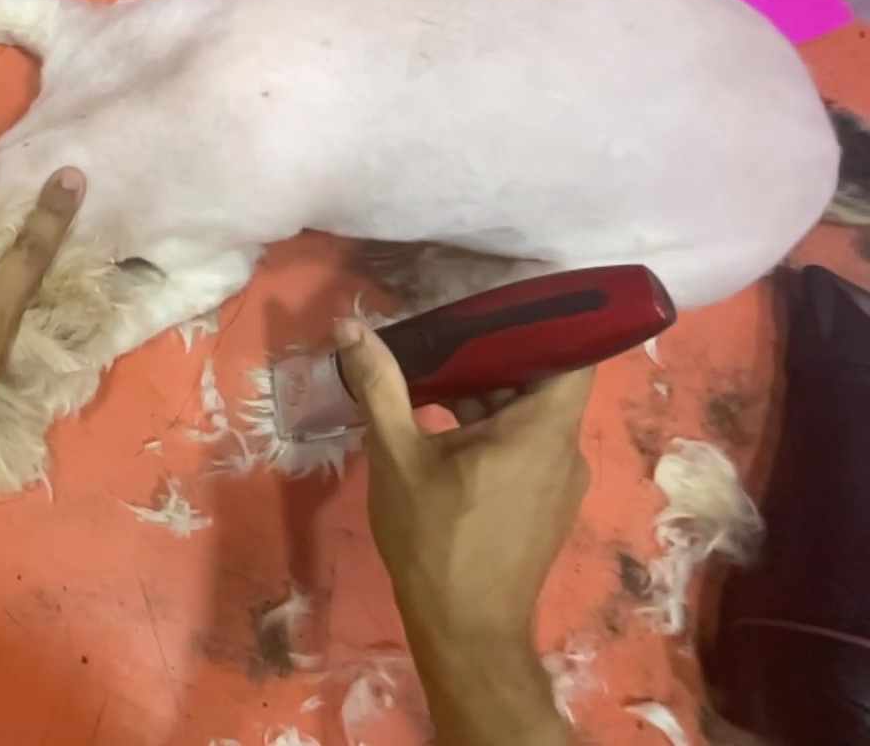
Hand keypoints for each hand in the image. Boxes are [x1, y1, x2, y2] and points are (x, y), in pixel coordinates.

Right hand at [338, 318, 589, 743]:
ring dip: (481, 391)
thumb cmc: (432, 531)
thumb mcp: (395, 452)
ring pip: (526, 414)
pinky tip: (435, 422)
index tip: (497, 302)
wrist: (462, 621)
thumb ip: (379, 384)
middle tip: (435, 332)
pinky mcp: (540, 499)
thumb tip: (351, 327)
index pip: (573, 359)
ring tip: (425, 372)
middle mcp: (562, 451)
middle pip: (541, 383)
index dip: (546, 325)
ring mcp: (555, 478)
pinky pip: (521, 442)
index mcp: (539, 433)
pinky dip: (485, 422)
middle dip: (489, 355)